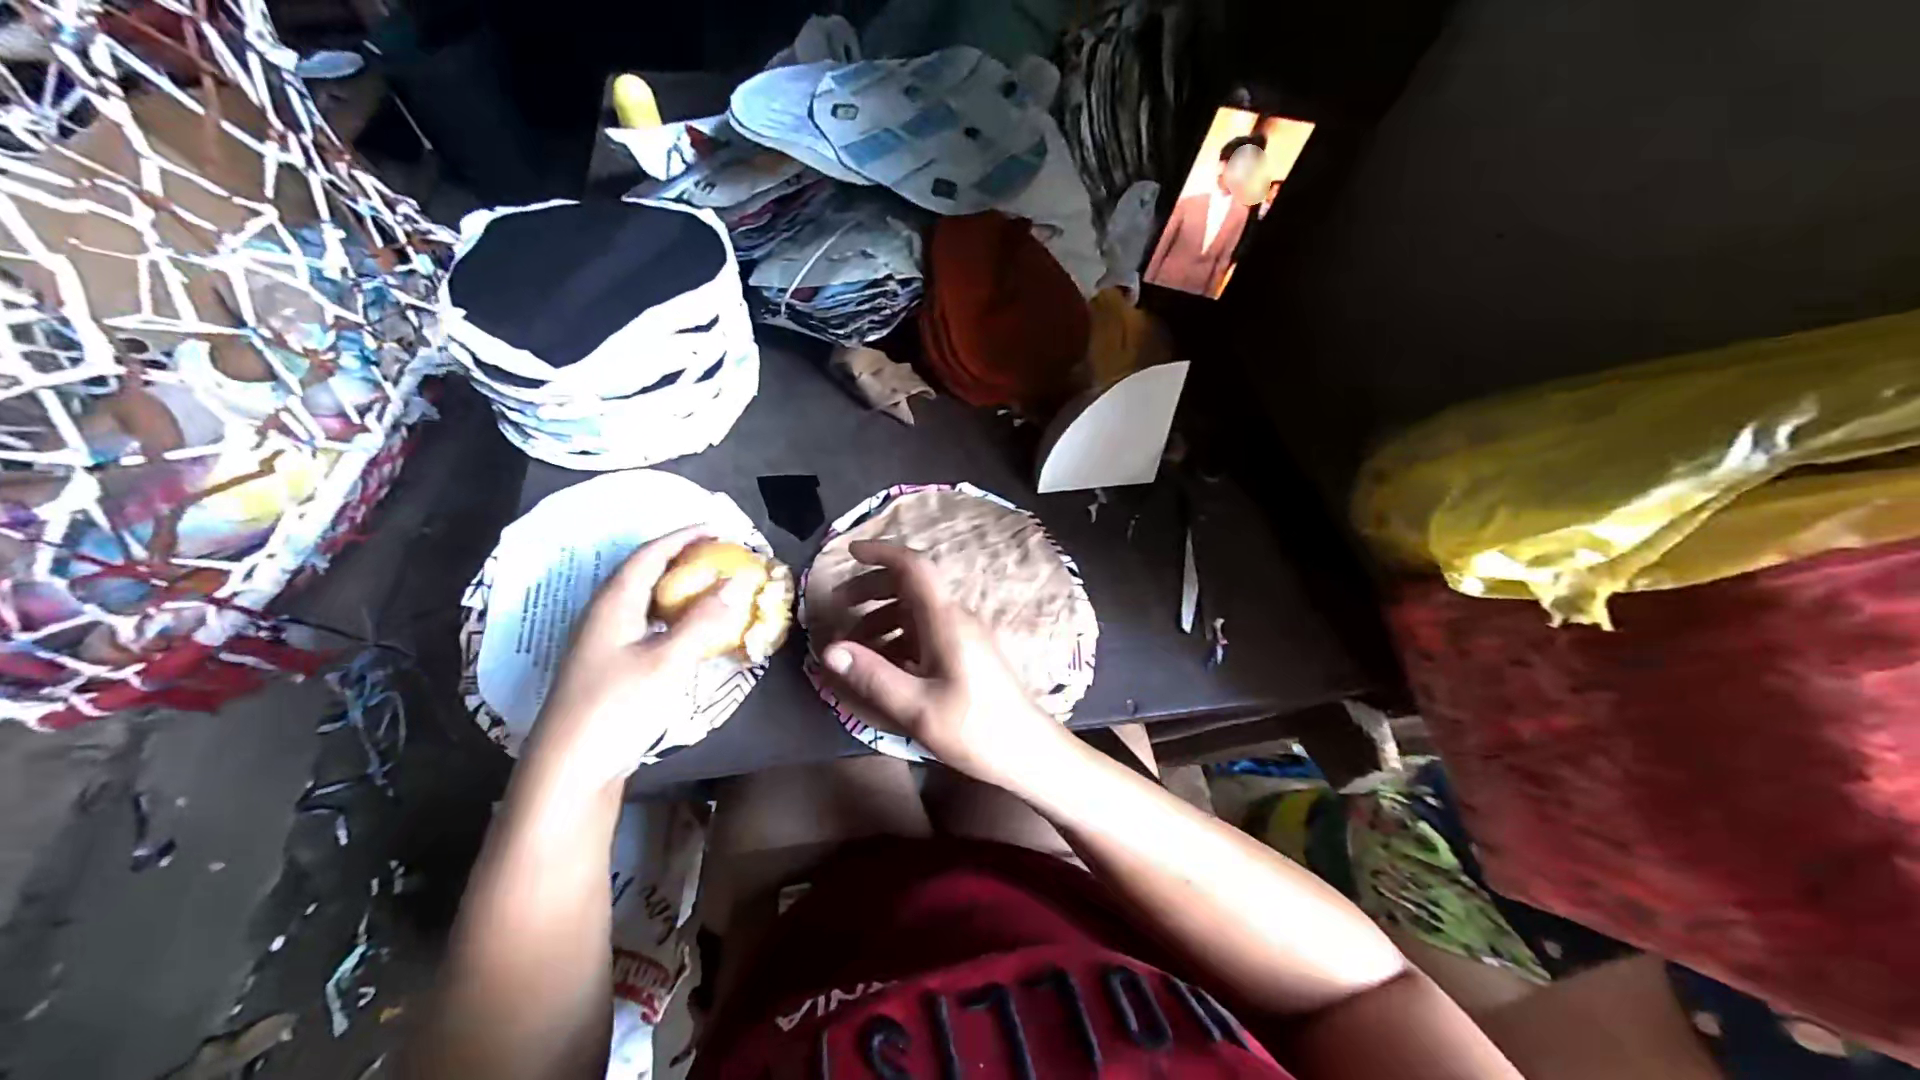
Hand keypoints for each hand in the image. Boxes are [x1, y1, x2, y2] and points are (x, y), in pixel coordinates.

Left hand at [525, 527, 755, 790]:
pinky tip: (685, 629)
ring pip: (642, 599)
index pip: (650, 554)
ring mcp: (602, 641)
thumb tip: (736, 582)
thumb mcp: (668, 661)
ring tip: (707, 584)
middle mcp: (604, 615)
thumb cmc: (617, 707)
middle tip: (717, 554)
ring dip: (674, 585)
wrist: (569, 768)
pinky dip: (670, 613)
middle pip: (642, 572)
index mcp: (614, 604)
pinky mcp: (607, 665)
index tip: (716, 527)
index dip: (683, 537)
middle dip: (680, 557)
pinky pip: (643, 622)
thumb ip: (704, 620)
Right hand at [819, 541, 1069, 790]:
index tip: (850, 550)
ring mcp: (964, 635)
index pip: (913, 567)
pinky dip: (898, 638)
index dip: (881, 552)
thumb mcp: (917, 707)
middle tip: (839, 604)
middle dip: (872, 589)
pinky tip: (882, 664)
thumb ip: (872, 676)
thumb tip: (828, 650)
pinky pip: (926, 632)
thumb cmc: (975, 729)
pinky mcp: (967, 653)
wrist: (1027, 751)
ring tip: (852, 644)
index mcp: (946, 620)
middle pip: (911, 586)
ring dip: (881, 619)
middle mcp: (956, 618)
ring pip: (916, 612)